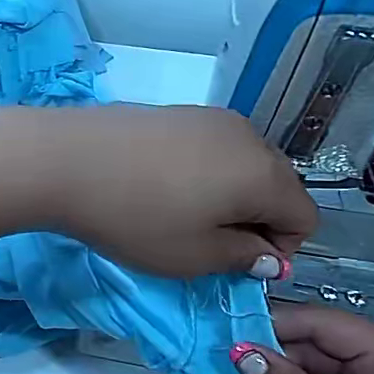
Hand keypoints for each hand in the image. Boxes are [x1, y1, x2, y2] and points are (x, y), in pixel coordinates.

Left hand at [44, 105, 316, 278]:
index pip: (305, 216)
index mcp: (265, 175)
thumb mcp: (194, 256)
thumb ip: (243, 257)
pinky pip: (215, 147)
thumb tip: (268, 256)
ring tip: (184, 212)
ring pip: (246, 164)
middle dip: (258, 219)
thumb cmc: (137, 217)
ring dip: (232, 195)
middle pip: (279, 185)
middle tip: (211, 242)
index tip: (238, 262)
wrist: (67, 158)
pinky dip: (207, 171)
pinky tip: (165, 185)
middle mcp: (249, 137)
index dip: (281, 248)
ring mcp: (213, 117)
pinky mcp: (181, 111)